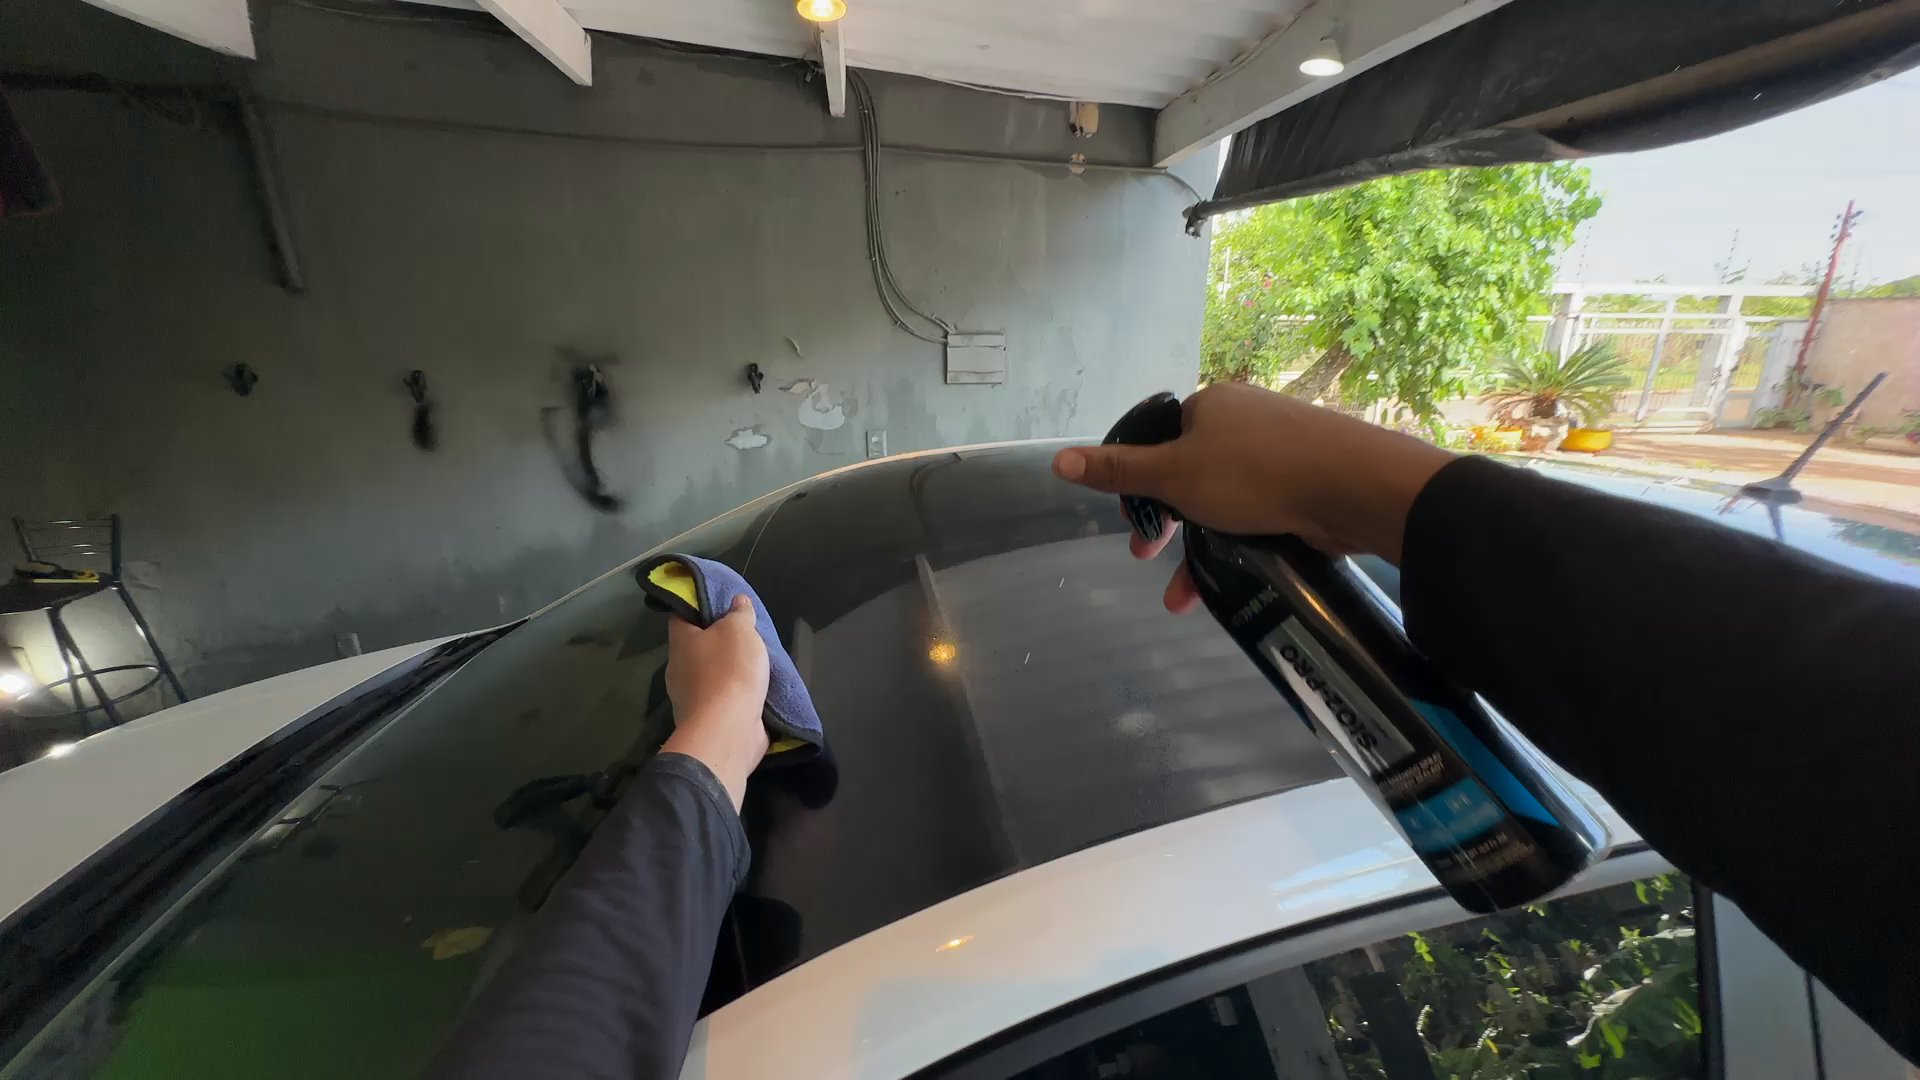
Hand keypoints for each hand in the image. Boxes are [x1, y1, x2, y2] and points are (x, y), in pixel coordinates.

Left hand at [661, 595, 770, 809]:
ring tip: (754, 661)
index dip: (698, 606)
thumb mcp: (739, 631)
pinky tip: (754, 689)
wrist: (727, 730)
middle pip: (697, 646)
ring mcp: (690, 697)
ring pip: (710, 674)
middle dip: (718, 640)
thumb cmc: (729, 671)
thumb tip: (737, 601)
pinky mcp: (706, 719)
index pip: (681, 614)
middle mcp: (678, 668)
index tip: (719, 602)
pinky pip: (721, 698)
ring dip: (728, 669)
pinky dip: (735, 693)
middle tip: (744, 632)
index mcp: (680, 642)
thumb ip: (739, 614)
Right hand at [1051, 382, 1452, 611]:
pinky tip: (1222, 582)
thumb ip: (1116, 471)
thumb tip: (1057, 459)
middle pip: (1185, 473)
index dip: (1135, 482)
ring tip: (1180, 593)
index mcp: (1209, 407)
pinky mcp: (1304, 482)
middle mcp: (1242, 421)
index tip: (1129, 519)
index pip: (1156, 440)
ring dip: (1195, 546)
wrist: (1357, 488)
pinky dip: (1233, 544)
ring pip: (1219, 500)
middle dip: (1162, 521)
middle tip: (1145, 554)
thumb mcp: (1173, 475)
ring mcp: (1277, 451)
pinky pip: (1253, 512)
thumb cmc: (1253, 473)